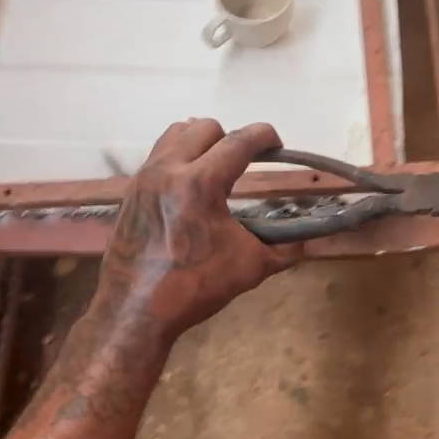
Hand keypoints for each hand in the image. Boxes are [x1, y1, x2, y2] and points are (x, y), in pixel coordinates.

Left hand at [96, 119, 302, 345]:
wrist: (135, 311)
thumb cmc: (194, 287)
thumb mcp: (249, 267)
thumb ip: (283, 248)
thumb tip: (306, 241)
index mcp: (200, 183)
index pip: (239, 141)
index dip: (264, 136)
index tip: (277, 144)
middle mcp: (169, 169)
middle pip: (205, 127)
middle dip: (230, 139)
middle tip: (243, 164)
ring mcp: (145, 177)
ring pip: (176, 133)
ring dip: (200, 143)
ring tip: (213, 169)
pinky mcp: (131, 190)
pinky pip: (159, 155)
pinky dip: (179, 159)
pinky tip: (188, 188)